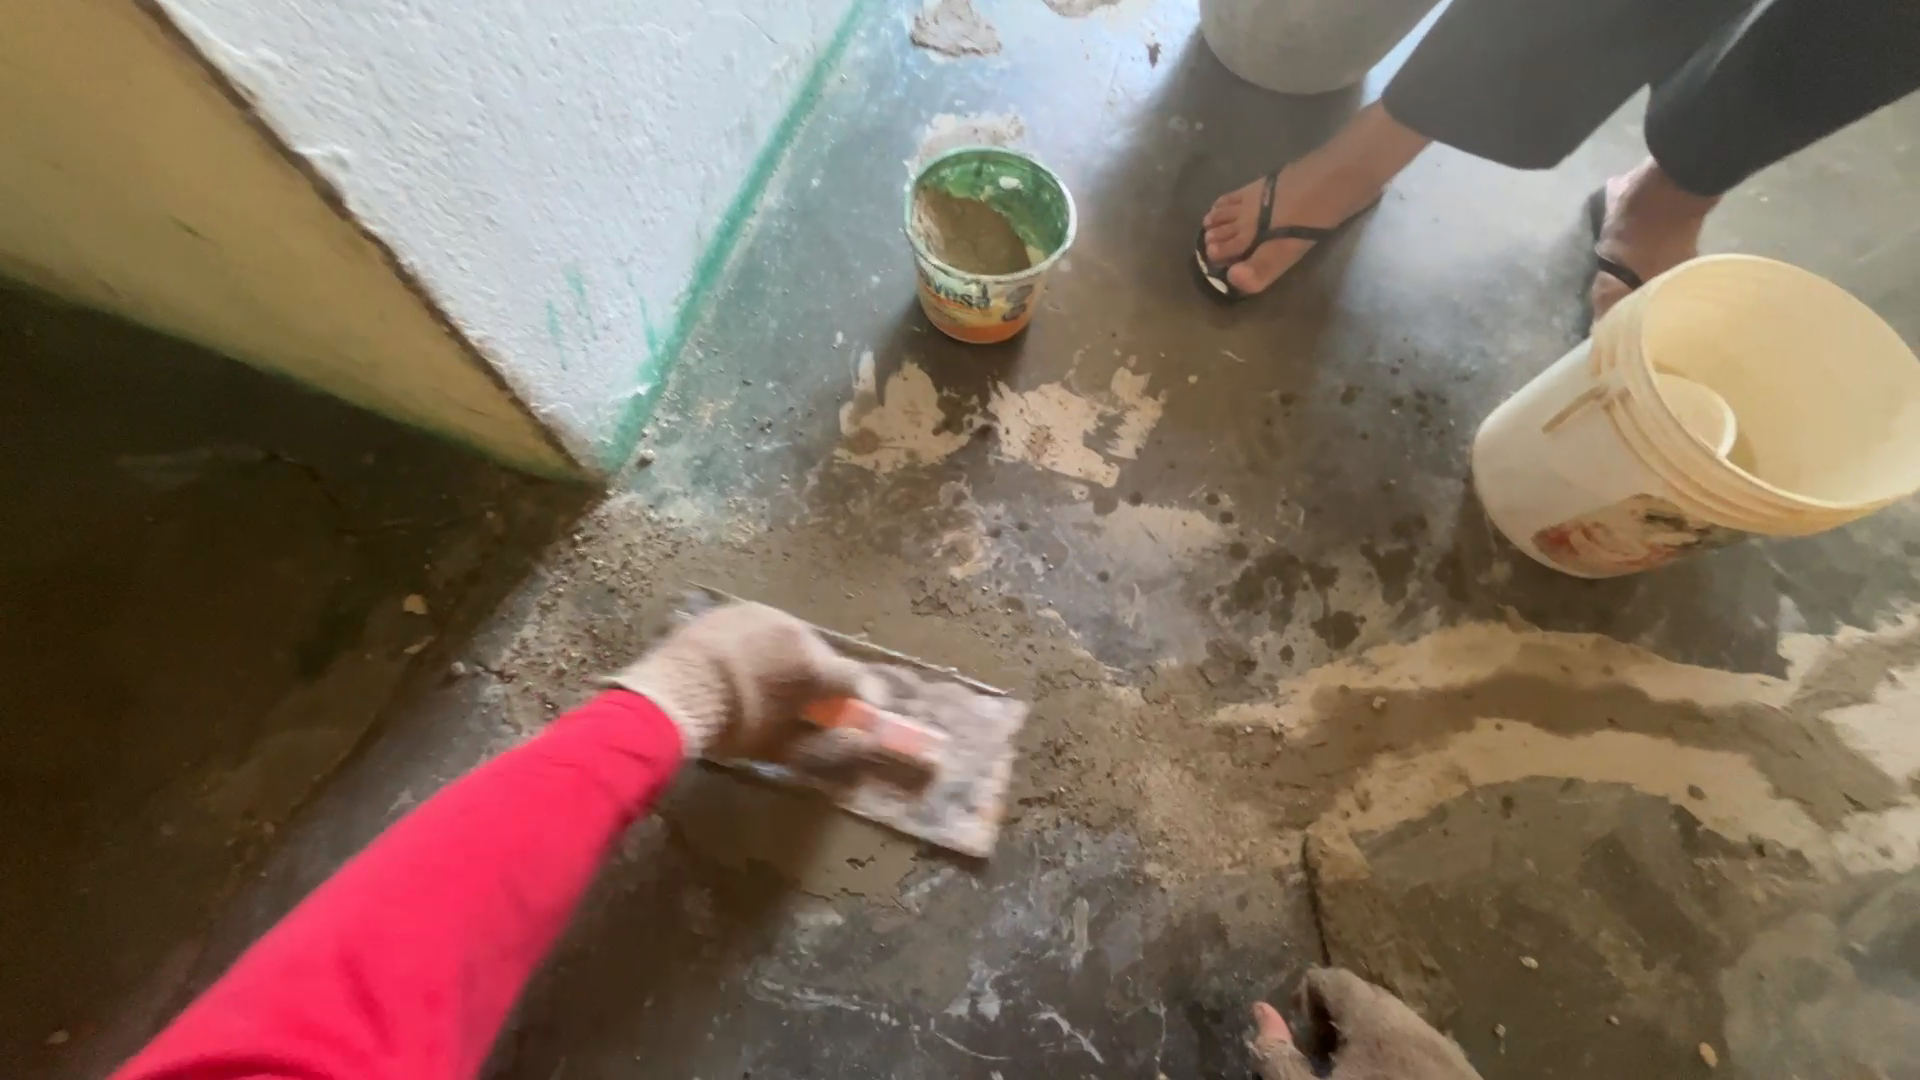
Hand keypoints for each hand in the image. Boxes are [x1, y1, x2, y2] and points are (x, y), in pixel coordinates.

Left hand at [607, 602, 875, 760]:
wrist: (668, 699)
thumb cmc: (730, 728)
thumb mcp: (782, 745)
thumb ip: (827, 740)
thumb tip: (861, 739)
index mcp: (814, 666)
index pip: (856, 678)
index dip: (863, 695)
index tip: (862, 708)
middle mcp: (797, 632)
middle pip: (822, 655)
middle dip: (819, 677)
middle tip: (805, 699)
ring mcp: (765, 615)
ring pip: (791, 637)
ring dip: (789, 657)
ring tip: (769, 679)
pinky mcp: (737, 609)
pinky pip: (761, 627)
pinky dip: (761, 644)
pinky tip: (743, 663)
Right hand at [1249, 968, 1481, 1079]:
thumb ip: (1279, 1057)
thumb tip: (1262, 1011)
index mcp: (1374, 1021)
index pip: (1330, 979)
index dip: (1306, 1002)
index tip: (1304, 1044)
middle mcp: (1415, 1026)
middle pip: (1366, 1000)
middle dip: (1339, 1023)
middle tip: (1326, 1066)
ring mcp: (1451, 1057)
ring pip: (1400, 1029)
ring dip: (1373, 1045)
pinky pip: (1428, 1057)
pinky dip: (1405, 1067)